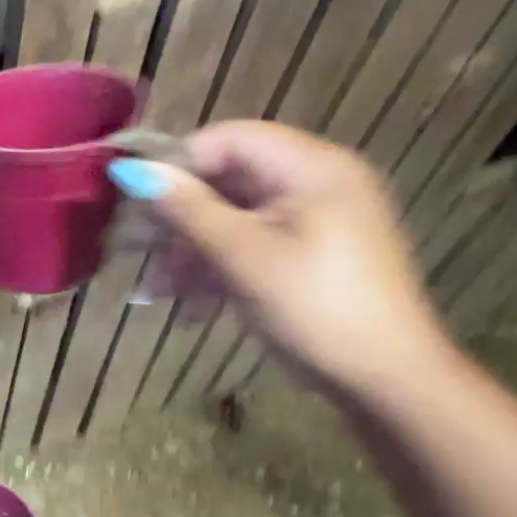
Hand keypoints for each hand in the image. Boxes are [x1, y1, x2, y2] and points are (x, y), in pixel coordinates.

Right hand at [107, 120, 454, 395]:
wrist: (386, 378)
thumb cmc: (313, 307)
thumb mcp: (241, 255)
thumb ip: (186, 209)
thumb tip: (130, 170)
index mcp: (312, 167)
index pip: (228, 138)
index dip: (177, 165)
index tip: (137, 204)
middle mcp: (317, 181)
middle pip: (228, 178)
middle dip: (180, 217)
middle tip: (141, 253)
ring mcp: (317, 219)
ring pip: (234, 216)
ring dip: (192, 249)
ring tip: (160, 291)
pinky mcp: (313, 252)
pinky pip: (252, 242)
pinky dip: (219, 266)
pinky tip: (194, 304)